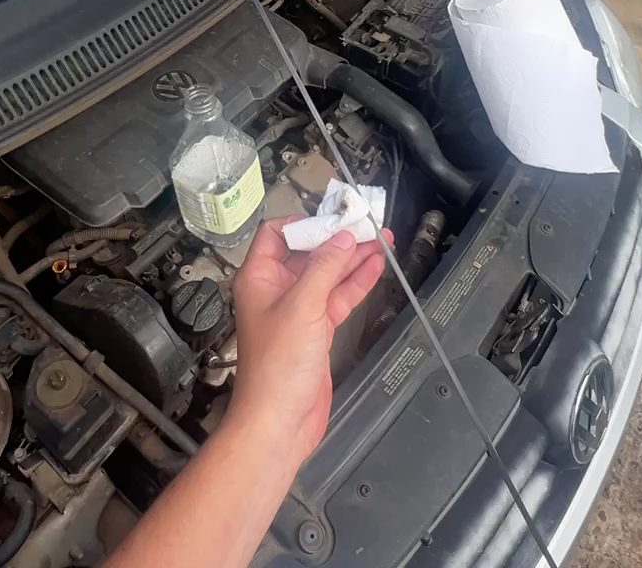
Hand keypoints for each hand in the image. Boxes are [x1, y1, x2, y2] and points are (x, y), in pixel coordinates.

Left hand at [226, 218, 388, 465]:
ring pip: (328, 273)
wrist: (280, 422)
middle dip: (337, 238)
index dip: (303, 223)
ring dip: (353, 257)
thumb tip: (341, 237)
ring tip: (381, 239)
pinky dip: (356, 281)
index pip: (277, 234)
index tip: (333, 218)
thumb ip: (324, 268)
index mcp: (259, 277)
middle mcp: (277, 289)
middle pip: (308, 252)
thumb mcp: (302, 307)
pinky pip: (338, 296)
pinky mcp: (317, 329)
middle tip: (366, 224)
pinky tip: (376, 266)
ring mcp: (299, 309)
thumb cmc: (277, 367)